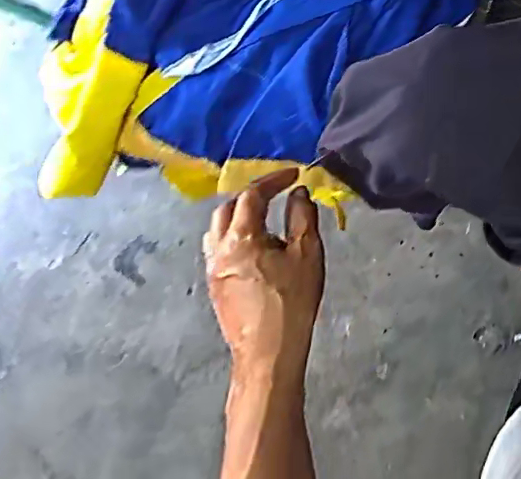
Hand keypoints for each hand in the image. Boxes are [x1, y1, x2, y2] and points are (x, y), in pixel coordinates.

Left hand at [205, 168, 323, 378]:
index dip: (273, 180)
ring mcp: (212, 269)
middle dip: (254, 193)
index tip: (296, 173)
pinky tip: (260, 237)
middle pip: (227, 209)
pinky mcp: (215, 283)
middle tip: (282, 187)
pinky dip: (237, 230)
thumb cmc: (293, 296)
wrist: (268, 346)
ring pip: (218, 228)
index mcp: (241, 240)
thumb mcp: (308, 251)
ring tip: (269, 209)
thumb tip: (298, 193)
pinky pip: (219, 245)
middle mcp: (218, 251)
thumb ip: (302, 217)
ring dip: (242, 212)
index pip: (251, 196)